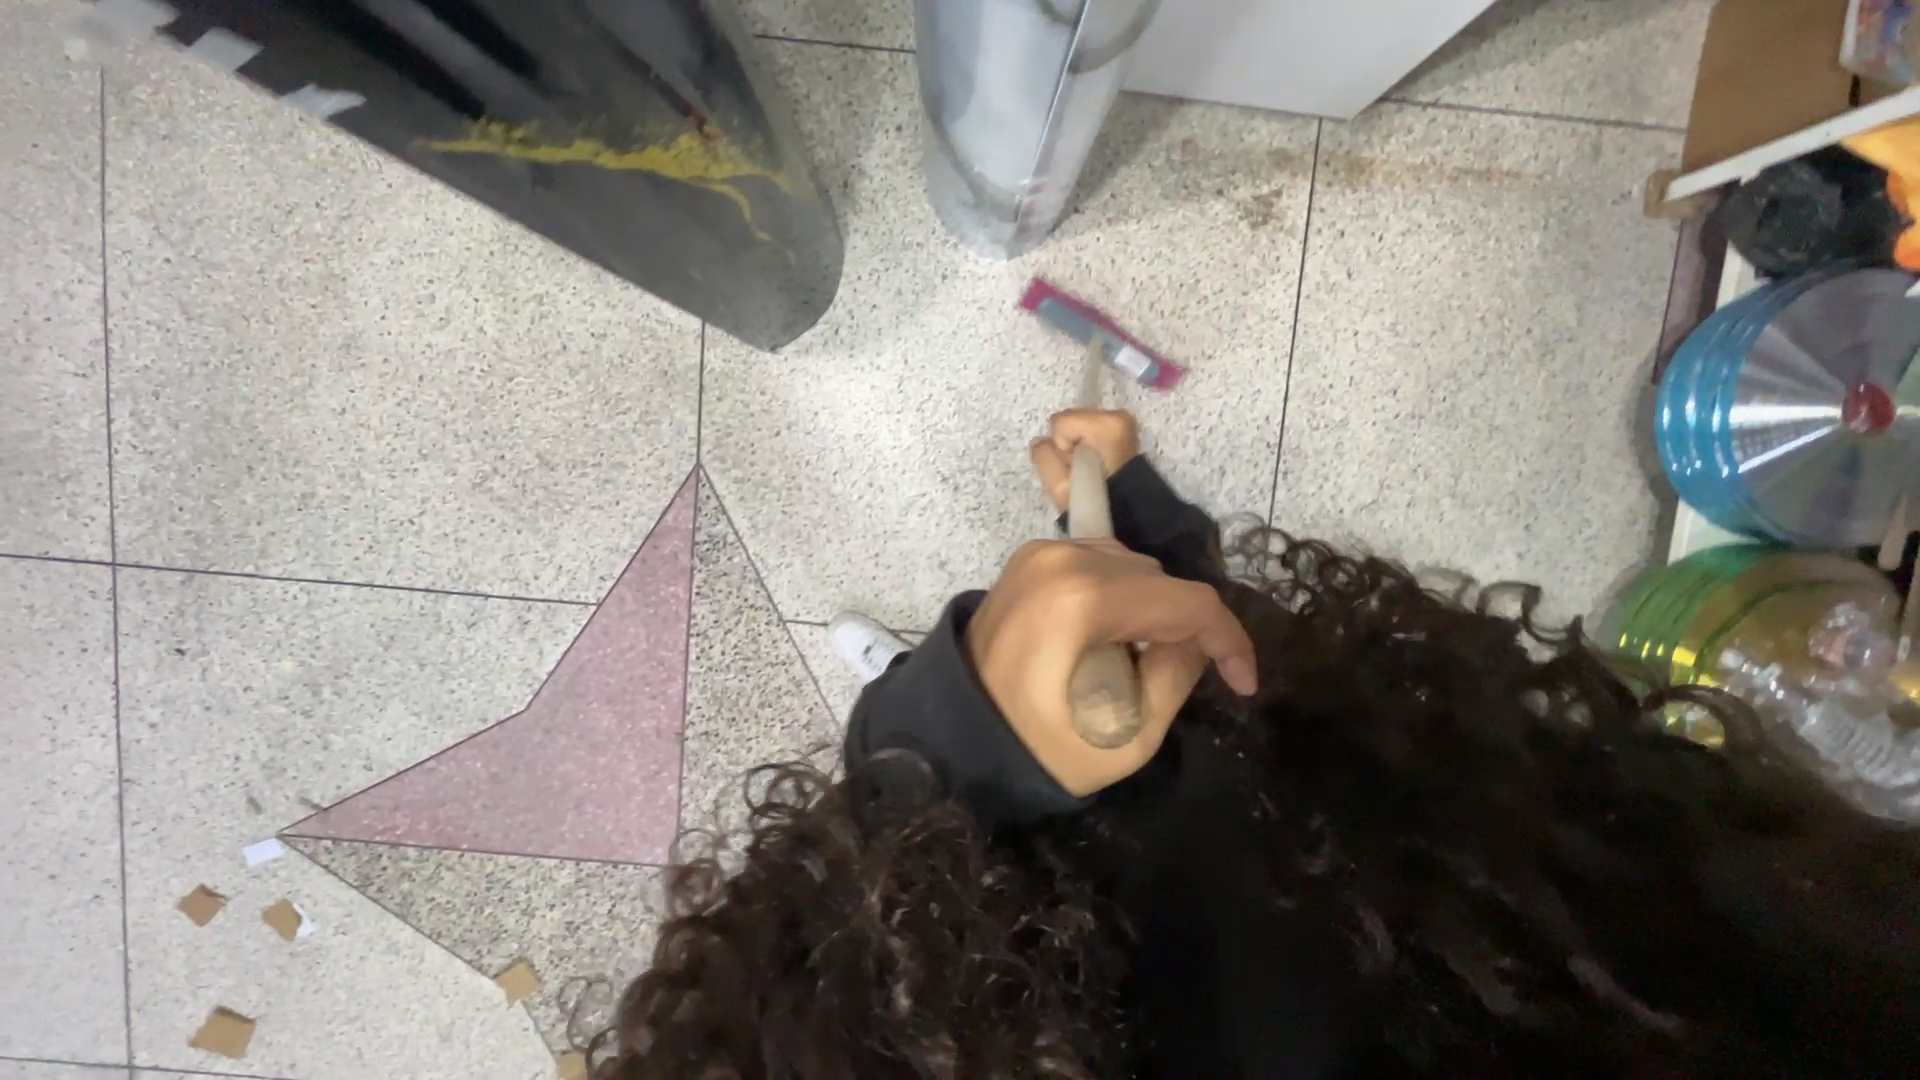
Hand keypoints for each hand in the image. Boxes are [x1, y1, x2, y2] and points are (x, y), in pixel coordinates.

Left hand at [967, 539, 1257, 795]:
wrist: (957, 733)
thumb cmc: (1039, 749)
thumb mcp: (1126, 736)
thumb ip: (1177, 674)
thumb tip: (1196, 639)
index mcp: (1084, 598)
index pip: (1187, 602)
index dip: (1228, 641)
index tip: (1243, 684)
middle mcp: (1062, 558)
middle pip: (1158, 579)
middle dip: (1181, 626)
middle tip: (1180, 675)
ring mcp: (1039, 554)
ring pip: (1131, 566)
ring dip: (1148, 608)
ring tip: (1135, 661)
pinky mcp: (1027, 560)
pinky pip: (1096, 563)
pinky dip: (1116, 594)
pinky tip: (1105, 637)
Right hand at [1028, 408, 1140, 511]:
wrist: (1127, 510)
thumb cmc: (1094, 498)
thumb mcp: (1060, 486)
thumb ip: (1044, 457)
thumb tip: (1040, 442)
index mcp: (1106, 425)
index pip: (1060, 423)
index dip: (1060, 448)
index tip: (1074, 467)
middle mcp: (1117, 416)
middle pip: (1070, 419)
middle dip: (1068, 443)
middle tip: (1080, 468)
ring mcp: (1122, 421)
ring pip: (1078, 424)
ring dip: (1077, 444)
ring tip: (1089, 466)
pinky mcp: (1122, 428)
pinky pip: (1090, 429)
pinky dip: (1087, 442)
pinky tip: (1095, 460)